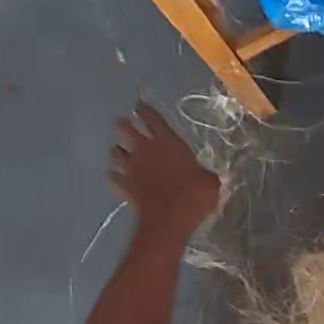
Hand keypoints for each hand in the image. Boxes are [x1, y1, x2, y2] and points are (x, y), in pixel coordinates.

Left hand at [108, 101, 220, 245]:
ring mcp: (133, 167)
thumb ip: (205, 175)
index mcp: (171, 143)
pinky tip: (116, 178)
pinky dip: (114, 176)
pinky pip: (113, 176)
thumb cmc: (194, 196)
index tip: (139, 106)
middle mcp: (148, 149)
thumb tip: (207, 176)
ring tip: (118, 152)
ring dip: (117, 151)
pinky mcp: (125, 184)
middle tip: (122, 123)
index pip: (155, 119)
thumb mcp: (210, 183)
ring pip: (116, 151)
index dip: (146, 111)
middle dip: (124, 125)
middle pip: (127, 129)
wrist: (170, 217)